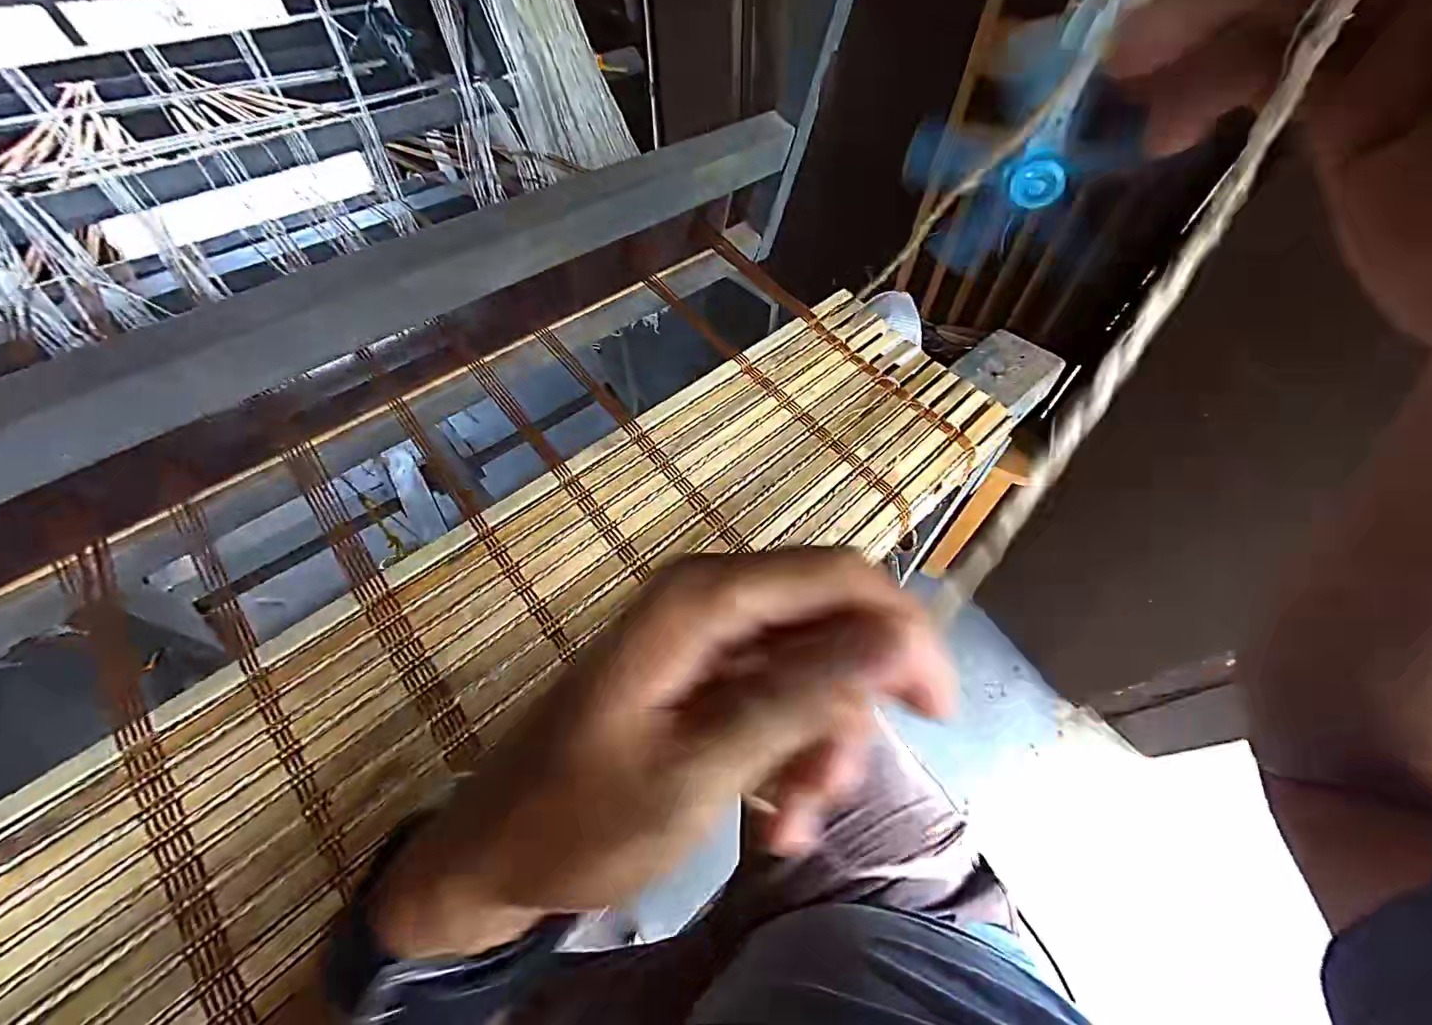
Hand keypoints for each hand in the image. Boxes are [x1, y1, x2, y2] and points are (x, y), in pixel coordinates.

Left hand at [369, 549, 953, 957]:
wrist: (494, 856)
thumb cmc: (580, 820)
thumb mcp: (698, 772)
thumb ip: (796, 699)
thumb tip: (893, 640)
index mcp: (703, 598)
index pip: (837, 576)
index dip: (901, 628)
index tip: (937, 703)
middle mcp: (716, 597)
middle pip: (834, 615)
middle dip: (860, 698)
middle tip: (859, 774)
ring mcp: (716, 633)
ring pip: (819, 662)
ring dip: (825, 737)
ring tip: (798, 815)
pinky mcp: (717, 669)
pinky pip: (789, 689)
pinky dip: (799, 745)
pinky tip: (781, 810)